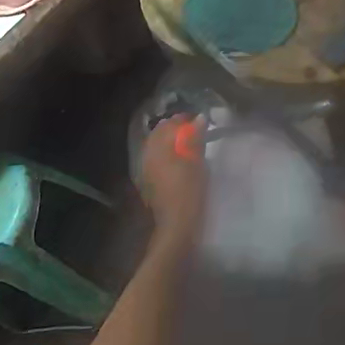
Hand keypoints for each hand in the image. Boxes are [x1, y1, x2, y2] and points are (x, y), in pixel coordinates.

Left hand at [138, 114, 207, 249]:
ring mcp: (145, 168)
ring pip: (156, 145)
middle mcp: (147, 154)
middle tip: (194, 131)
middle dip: (176, 129)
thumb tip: (199, 119)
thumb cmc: (188, 193)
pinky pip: (156, 158)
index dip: (183, 120)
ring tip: (187, 144)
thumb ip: (195, 139)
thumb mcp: (196, 164)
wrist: (176, 226)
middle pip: (160, 133)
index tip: (198, 120)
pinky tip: (177, 160)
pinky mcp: (148, 179)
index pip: (169, 125)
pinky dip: (167, 154)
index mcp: (157, 148)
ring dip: (171, 141)